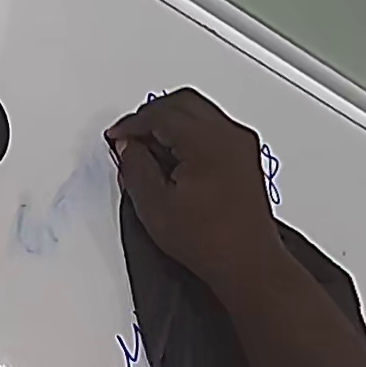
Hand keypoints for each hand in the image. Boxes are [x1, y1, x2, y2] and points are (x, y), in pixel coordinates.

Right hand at [106, 89, 286, 293]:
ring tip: (147, 148)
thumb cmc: (210, 241)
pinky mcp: (245, 157)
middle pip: (183, 103)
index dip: (133, 123)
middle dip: (150, 115)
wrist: (247, 263)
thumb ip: (135, 167)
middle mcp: (230, 136)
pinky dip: (187, 132)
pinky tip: (172, 156)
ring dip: (169, 121)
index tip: (118, 136)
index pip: (162, 114)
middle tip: (129, 136)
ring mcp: (241, 145)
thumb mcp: (155, 205)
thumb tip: (128, 147)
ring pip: (198, 111)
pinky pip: (211, 127)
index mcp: (208, 143)